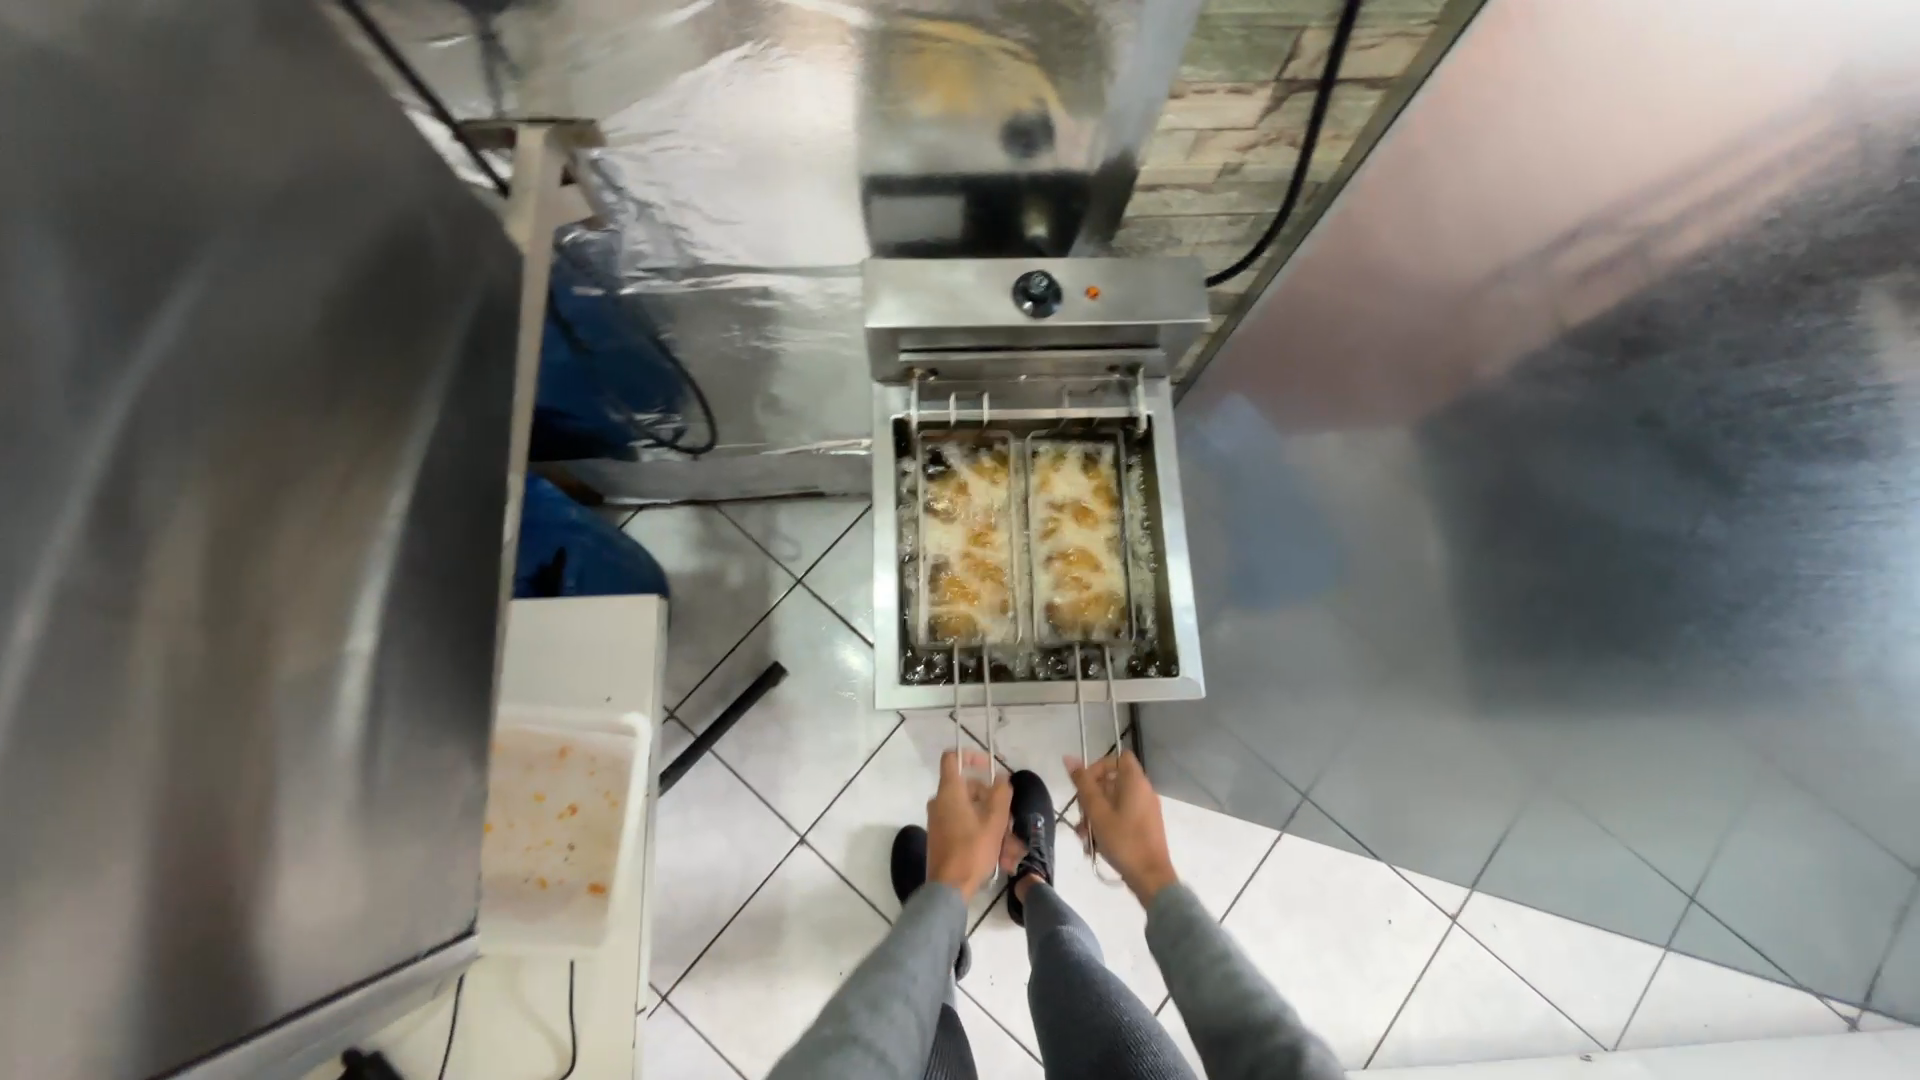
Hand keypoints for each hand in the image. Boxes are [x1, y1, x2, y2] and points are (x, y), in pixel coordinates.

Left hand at [926, 751, 1012, 900]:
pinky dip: (984, 837)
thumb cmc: (972, 850)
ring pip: (972, 813)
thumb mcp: (995, 820)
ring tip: (1011, 849)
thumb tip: (1001, 777)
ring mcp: (940, 821)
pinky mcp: (942, 838)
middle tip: (1011, 821)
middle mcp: (940, 802)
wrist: (948, 889)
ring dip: (994, 827)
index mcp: (949, 791)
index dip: (971, 756)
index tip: (989, 767)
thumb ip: (1001, 793)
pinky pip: (966, 828)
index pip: (952, 758)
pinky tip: (1001, 858)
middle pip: (970, 790)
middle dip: (994, 804)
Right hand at [1068, 750, 1177, 904]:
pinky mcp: (1145, 826)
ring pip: (1114, 801)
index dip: (1098, 766)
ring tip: (1083, 835)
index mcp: (1135, 782)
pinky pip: (1122, 815)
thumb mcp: (1097, 811)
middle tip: (1081, 816)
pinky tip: (1093, 843)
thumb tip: (1069, 757)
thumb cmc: (1123, 840)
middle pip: (1112, 781)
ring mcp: (1145, 809)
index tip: (1085, 786)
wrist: (1151, 878)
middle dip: (1091, 797)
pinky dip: (1107, 823)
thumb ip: (1083, 784)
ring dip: (1095, 814)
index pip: (1117, 758)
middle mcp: (1143, 791)